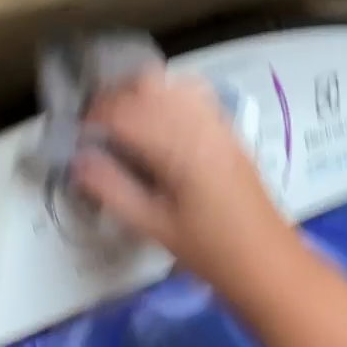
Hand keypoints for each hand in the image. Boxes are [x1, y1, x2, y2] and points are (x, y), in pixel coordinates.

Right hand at [72, 70, 300, 297]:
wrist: (268, 262)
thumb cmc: (209, 250)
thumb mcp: (152, 226)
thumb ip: (111, 189)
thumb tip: (77, 161)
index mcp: (180, 150)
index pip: (125, 112)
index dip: (93, 118)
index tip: (77, 137)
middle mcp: (200, 127)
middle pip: (146, 86)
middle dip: (112, 99)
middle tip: (94, 128)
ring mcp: (218, 124)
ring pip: (169, 83)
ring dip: (136, 94)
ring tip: (120, 121)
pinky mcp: (227, 130)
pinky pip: (192, 93)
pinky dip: (164, 96)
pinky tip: (153, 120)